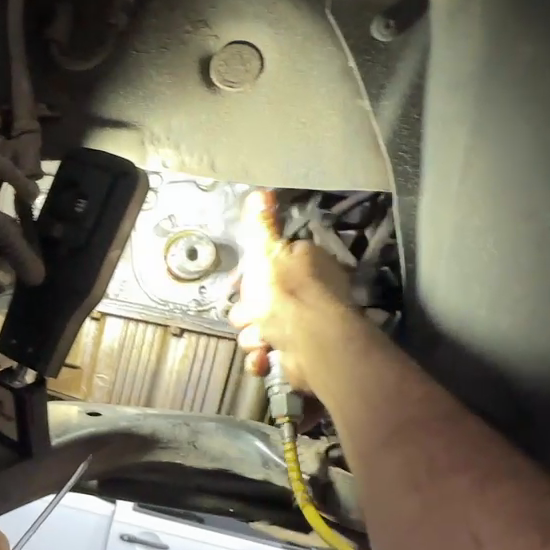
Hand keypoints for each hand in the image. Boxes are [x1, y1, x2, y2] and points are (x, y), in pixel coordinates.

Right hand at [230, 238, 352, 387]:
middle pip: (260, 300)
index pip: (273, 264)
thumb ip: (260, 225)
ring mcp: (303, 327)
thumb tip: (259, 191)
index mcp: (305, 264)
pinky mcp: (297, 355)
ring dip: (253, 336)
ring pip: (259, 329)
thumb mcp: (266, 251)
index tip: (241, 282)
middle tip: (251, 314)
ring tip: (262, 339)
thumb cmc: (286, 292)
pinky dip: (262, 358)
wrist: (308, 340)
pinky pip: (267, 355)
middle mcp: (307, 294)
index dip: (253, 274)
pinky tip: (264, 356)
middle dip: (248, 312)